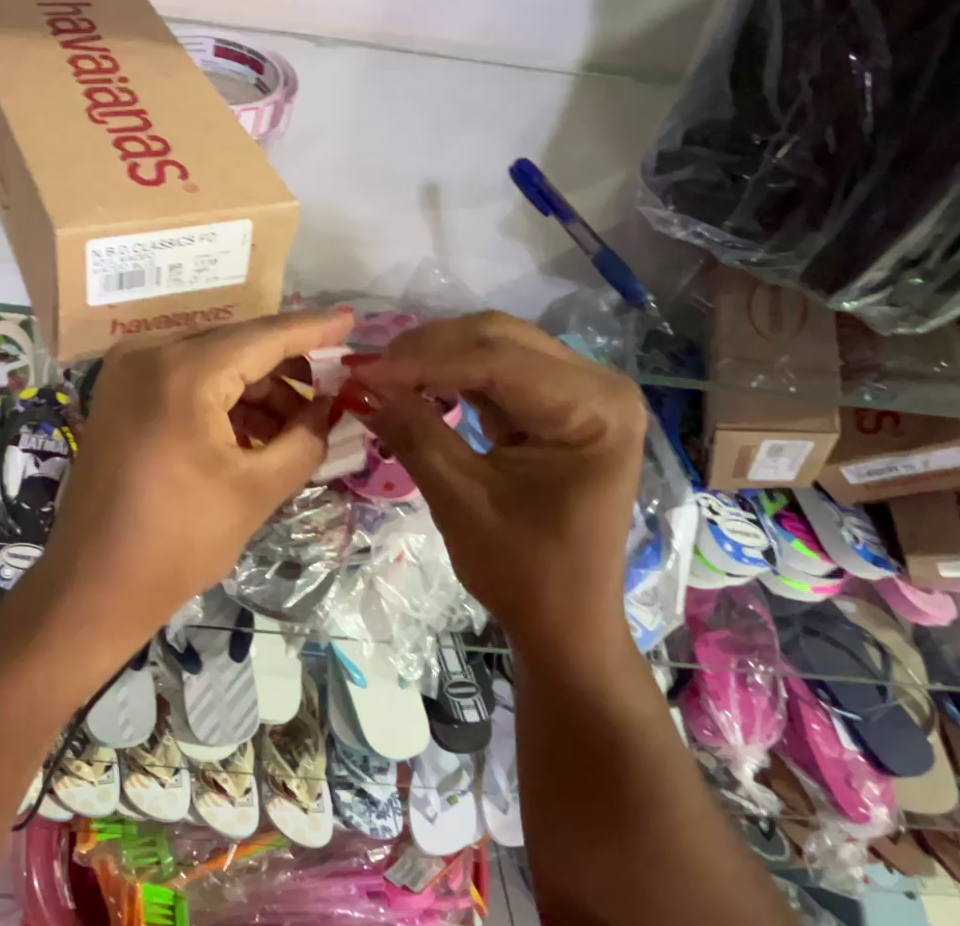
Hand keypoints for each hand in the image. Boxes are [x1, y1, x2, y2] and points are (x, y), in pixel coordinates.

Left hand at [25, 310, 353, 661]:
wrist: (94, 583)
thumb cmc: (178, 541)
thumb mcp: (257, 490)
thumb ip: (305, 438)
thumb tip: (328, 405)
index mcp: (182, 372)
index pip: (264, 336)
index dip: (313, 330)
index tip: (353, 321)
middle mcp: (147, 354)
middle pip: (235, 345)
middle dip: (285, 370)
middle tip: (330, 394)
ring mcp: (124, 372)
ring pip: (209, 362)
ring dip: (254, 389)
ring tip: (294, 429)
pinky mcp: (116, 395)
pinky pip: (181, 379)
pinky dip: (219, 399)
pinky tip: (252, 433)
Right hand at [344, 312, 646, 654]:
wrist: (566, 619)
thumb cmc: (524, 571)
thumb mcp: (460, 499)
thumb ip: (414, 432)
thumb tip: (359, 384)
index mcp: (594, 409)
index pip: (496, 361)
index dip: (421, 361)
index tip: (359, 372)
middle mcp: (600, 385)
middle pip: (500, 339)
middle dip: (427, 350)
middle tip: (366, 371)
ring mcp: (585, 391)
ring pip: (497, 346)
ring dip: (436, 357)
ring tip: (382, 376)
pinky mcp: (563, 404)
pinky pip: (501, 371)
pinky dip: (453, 374)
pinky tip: (414, 385)